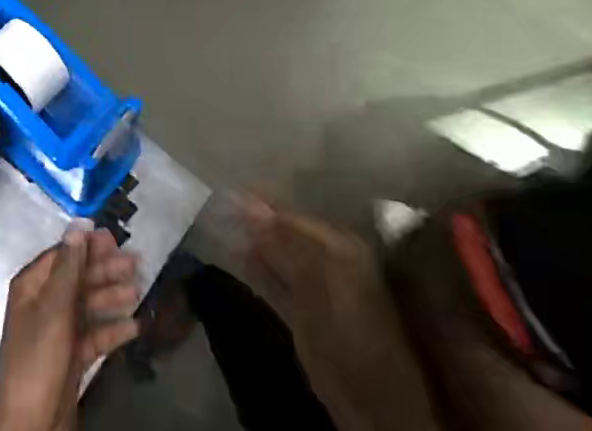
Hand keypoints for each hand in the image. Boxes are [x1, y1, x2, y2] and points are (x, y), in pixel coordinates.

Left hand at [0, 228, 140, 430]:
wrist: (30, 421)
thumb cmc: (37, 358)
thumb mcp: (54, 308)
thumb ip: (69, 268)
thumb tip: (78, 226)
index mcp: (30, 286)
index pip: (61, 256)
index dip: (86, 246)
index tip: (114, 238)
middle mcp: (42, 303)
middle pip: (76, 279)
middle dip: (103, 269)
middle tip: (136, 261)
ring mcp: (57, 332)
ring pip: (87, 306)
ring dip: (111, 296)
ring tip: (138, 289)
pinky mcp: (70, 357)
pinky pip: (93, 336)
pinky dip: (111, 330)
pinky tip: (134, 326)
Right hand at [235, 196, 444, 430]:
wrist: (373, 402)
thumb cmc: (349, 333)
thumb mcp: (316, 279)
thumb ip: (282, 241)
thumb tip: (246, 203)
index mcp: (341, 248)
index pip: (292, 214)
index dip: (260, 202)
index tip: (226, 189)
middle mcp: (330, 261)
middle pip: (283, 230)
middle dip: (252, 217)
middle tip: (217, 203)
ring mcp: (315, 287)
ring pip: (275, 253)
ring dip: (249, 240)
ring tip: (217, 222)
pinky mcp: (301, 311)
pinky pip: (273, 278)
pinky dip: (253, 265)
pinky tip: (233, 252)